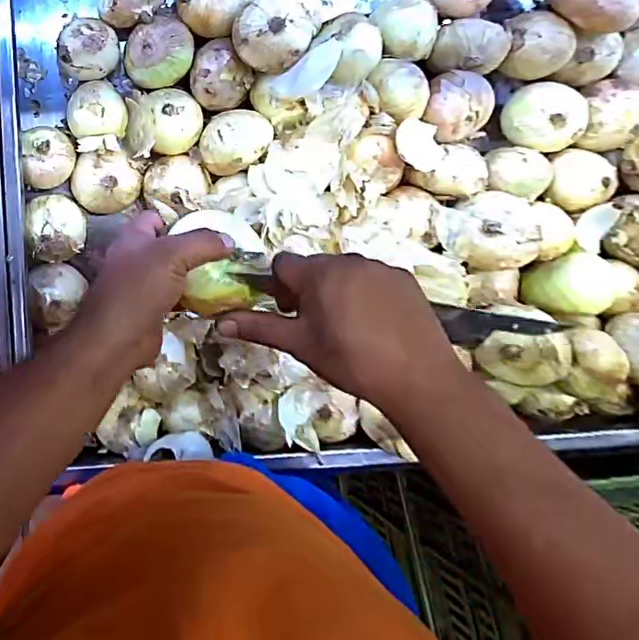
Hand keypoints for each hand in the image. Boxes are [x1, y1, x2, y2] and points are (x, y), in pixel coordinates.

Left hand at [76, 214, 229, 372]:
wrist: (118, 338)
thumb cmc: (141, 286)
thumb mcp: (174, 255)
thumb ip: (202, 243)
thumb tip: (229, 240)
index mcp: (132, 236)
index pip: (155, 217)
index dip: (177, 219)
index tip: (205, 228)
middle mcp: (133, 257)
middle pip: (167, 246)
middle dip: (191, 249)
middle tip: (220, 253)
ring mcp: (140, 285)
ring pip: (172, 273)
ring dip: (193, 275)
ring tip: (221, 275)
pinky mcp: (150, 309)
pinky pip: (175, 297)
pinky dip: (191, 298)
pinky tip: (211, 300)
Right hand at [218, 253, 458, 413]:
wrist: (419, 378)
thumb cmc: (351, 360)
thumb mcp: (300, 344)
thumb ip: (259, 327)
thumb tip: (219, 323)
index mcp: (317, 273)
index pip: (283, 263)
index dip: (280, 286)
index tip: (290, 312)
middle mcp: (347, 260)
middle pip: (314, 266)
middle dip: (309, 288)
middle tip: (317, 325)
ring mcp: (379, 267)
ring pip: (345, 271)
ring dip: (338, 290)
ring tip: (350, 328)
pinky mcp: (404, 279)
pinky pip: (374, 278)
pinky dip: (368, 293)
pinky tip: (377, 325)